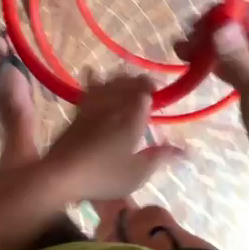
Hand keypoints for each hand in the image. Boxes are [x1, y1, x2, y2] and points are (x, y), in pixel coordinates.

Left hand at [36, 74, 183, 202]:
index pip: (146, 94)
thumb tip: (187, 151)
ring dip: (121, 78)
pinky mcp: (77, 111)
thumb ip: (160, 157)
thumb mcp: (137, 173)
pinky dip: (94, 78)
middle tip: (148, 88)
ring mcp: (93, 105)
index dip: (154, 92)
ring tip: (127, 82)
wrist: (61, 174)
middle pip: (129, 83)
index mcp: (132, 118)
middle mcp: (113, 105)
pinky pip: (88, 87)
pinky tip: (92, 73)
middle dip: (140, 82)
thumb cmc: (104, 177)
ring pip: (110, 81)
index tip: (160, 97)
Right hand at [181, 6, 248, 178]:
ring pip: (231, 45)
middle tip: (184, 48)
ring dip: (207, 46)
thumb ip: (238, 56)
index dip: (220, 16)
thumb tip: (220, 23)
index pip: (247, 13)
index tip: (194, 31)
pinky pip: (231, 62)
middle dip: (209, 32)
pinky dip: (213, 62)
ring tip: (181, 54)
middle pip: (236, 27)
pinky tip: (192, 67)